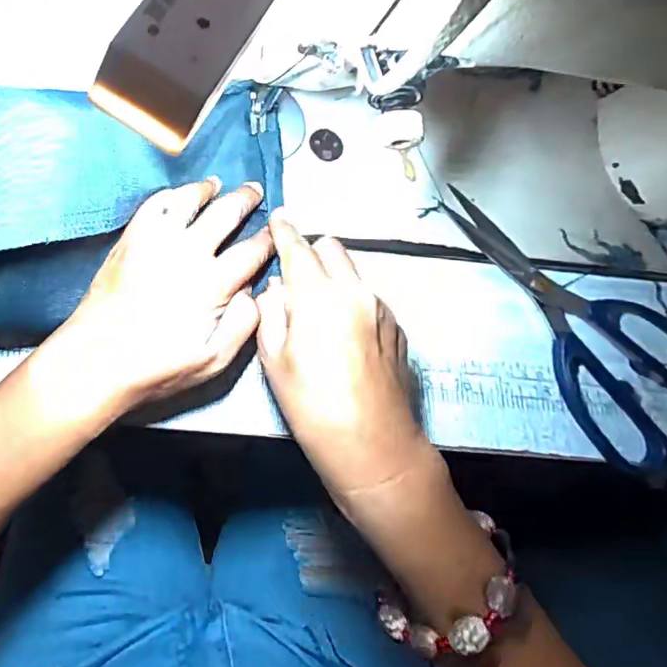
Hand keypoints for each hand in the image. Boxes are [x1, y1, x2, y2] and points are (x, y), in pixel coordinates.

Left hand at [29, 178, 273, 422]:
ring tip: (216, 184)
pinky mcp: (130, 238)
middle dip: (245, 199)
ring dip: (206, 189)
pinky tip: (175, 196)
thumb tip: (253, 292)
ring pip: (188, 200)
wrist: (97, 356)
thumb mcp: (212, 361)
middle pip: (225, 213)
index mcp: (213, 282)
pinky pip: (154, 204)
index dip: (269, 238)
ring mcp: (156, 240)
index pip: (252, 250)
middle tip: (255, 190)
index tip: (277, 231)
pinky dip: (169, 195)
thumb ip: (242, 324)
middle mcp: (188, 251)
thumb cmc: (155, 365)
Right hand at [256, 212, 437, 503]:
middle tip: (291, 276)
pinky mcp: (396, 327)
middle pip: (330, 247)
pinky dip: (350, 299)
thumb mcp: (273, 360)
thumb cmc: (312, 406)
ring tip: (315, 309)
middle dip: (309, 252)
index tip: (276, 218)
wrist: (375, 448)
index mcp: (317, 296)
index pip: (296, 247)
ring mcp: (380, 308)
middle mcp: (353, 291)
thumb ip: (270, 312)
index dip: (283, 230)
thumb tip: (275, 289)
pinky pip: (367, 296)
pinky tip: (340, 334)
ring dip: (331, 276)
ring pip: (351, 271)